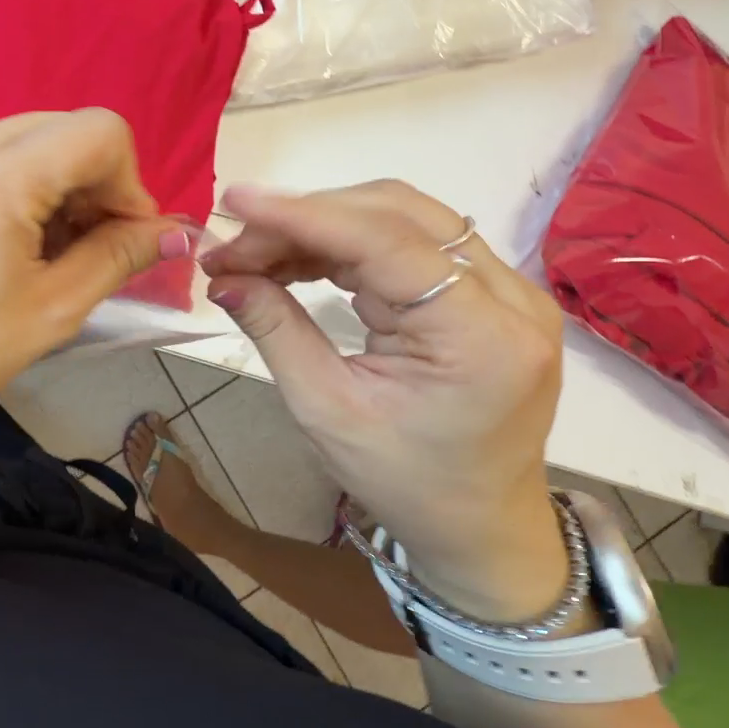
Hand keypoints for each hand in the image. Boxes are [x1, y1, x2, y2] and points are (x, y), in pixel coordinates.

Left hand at [0, 109, 184, 463]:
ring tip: (57, 250)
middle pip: (62, 128)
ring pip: (28, 139)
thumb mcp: (56, 308)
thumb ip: (121, 255)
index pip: (98, 132)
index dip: (129, 182)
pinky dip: (23, 185)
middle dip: (97, 180)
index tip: (128, 237)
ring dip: (61, 183)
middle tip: (99, 245)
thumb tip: (178, 232)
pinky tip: (20, 240)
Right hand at [202, 181, 569, 622]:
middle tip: (233, 249)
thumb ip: (275, 329)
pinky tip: (293, 263)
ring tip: (252, 256)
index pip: (384, 241)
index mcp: (479, 335)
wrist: (480, 524)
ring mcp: (503, 291)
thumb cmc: (403, 478)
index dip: (302, 215)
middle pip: (395, 212)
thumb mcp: (323, 408)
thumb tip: (221, 276)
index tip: (232, 202)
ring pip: (398, 217)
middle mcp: (507, 297)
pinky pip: (404, 242)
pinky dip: (340, 243)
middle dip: (303, 218)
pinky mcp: (482, 294)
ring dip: (317, 226)